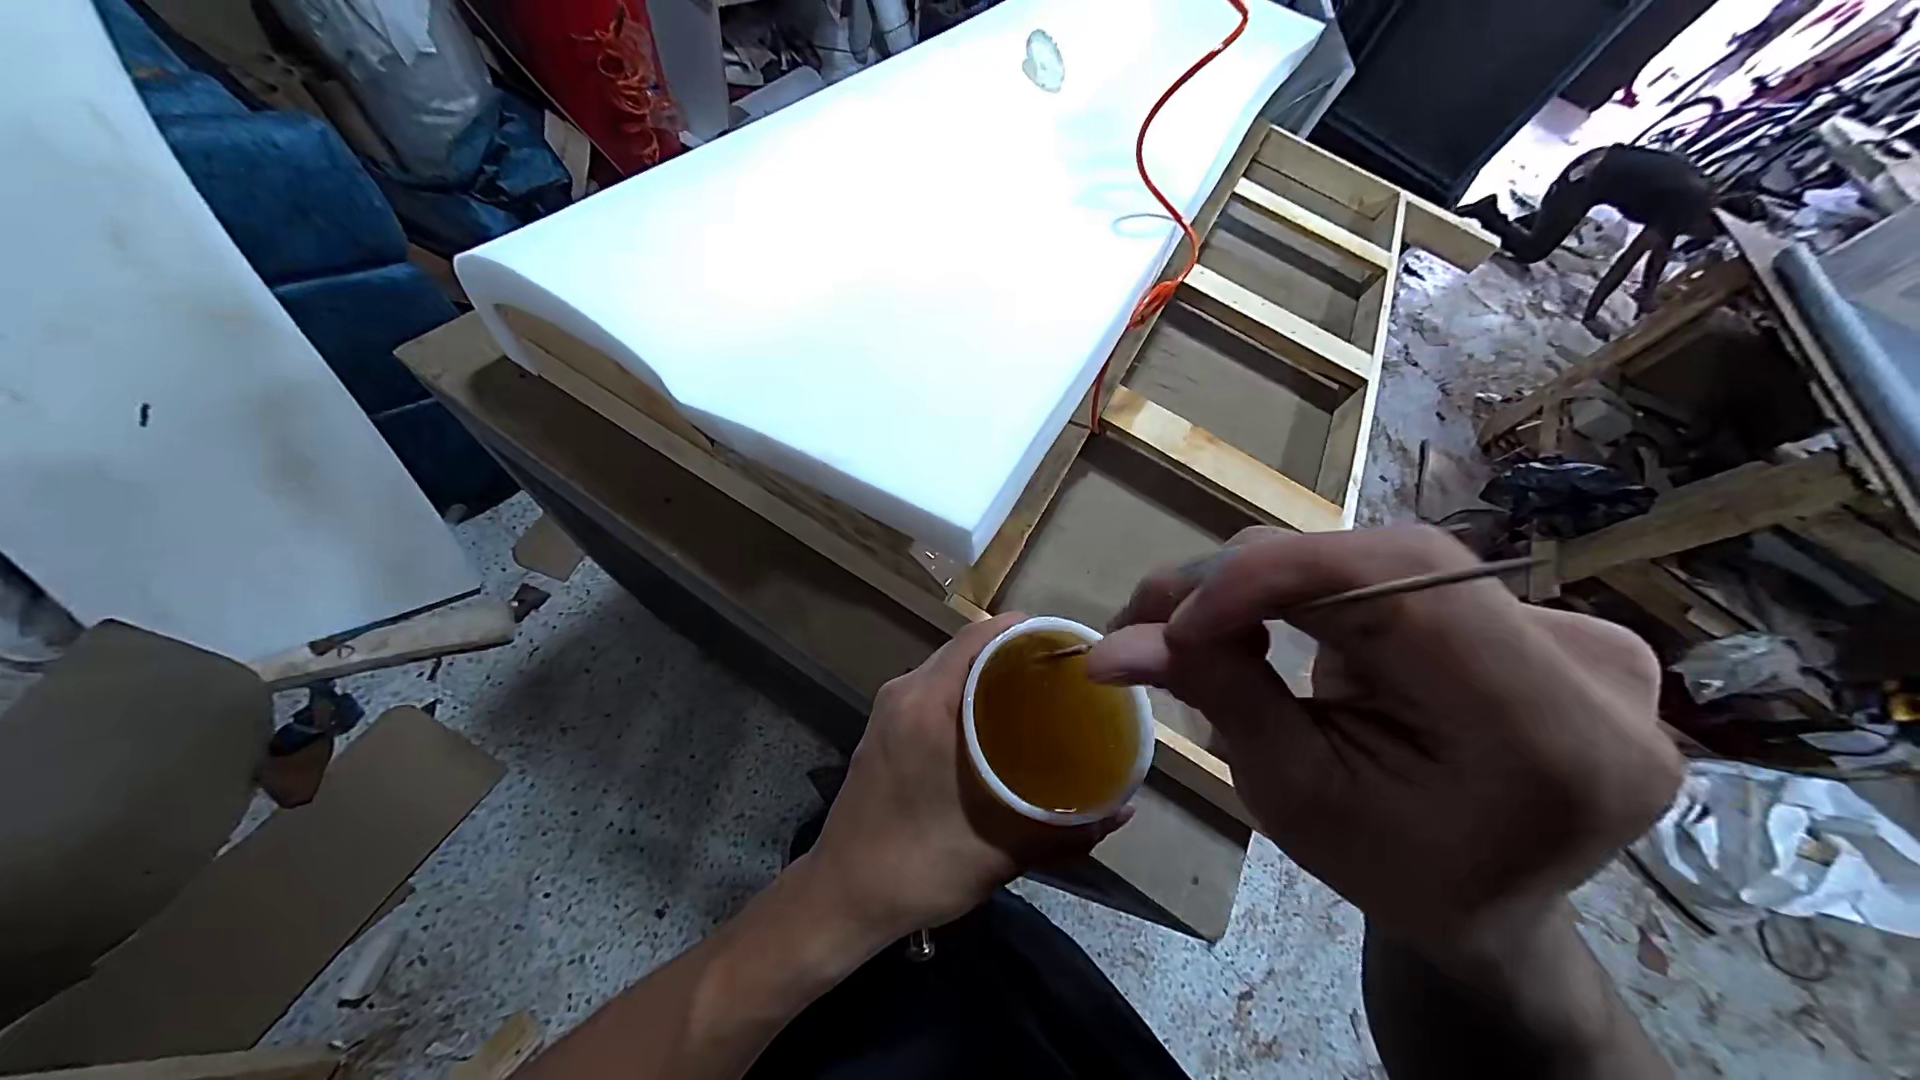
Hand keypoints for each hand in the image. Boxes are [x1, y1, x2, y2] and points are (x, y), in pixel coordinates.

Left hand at [804, 613, 1128, 941]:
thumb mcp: (1001, 850)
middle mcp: (903, 692)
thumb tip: (1124, 810)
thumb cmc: (920, 867)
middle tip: (1063, 677)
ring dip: (989, 674)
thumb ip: (1065, 829)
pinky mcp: (883, 728)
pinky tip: (994, 723)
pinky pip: (933, 689)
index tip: (1068, 647)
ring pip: (948, 669)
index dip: (1025, 631)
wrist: (842, 897)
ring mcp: (888, 709)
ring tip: (1037, 696)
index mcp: (926, 704)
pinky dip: (965, 692)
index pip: (979, 638)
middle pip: (966, 649)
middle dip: (1014, 654)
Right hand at [1085, 527, 1680, 954]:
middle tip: (1150, 614)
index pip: (1402, 581)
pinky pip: (1386, 574)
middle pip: (1377, 563)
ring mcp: (1565, 628)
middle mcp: (1583, 660)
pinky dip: (1303, 592)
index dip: (1269, 574)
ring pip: (1371, 560)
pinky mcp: (1523, 615)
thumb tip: (1111, 647)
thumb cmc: (1389, 871)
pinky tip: (1256, 624)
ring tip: (1189, 627)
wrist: (1481, 902)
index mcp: (1552, 732)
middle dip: (1244, 581)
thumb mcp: (1293, 797)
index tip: (1170, 615)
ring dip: (1264, 584)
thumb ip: (1218, 696)